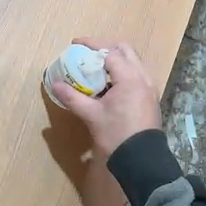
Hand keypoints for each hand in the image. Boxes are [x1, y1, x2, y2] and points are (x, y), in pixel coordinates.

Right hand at [54, 39, 161, 161]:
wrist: (142, 159)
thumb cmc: (116, 135)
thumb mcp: (91, 116)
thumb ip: (73, 97)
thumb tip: (55, 85)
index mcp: (129, 78)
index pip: (110, 52)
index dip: (92, 46)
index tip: (75, 45)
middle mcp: (143, 77)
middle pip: (125, 50)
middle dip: (105, 47)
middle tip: (87, 52)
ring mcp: (149, 87)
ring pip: (133, 62)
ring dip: (116, 59)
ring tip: (96, 66)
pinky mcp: (150, 97)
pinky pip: (137, 74)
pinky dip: (123, 71)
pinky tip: (109, 83)